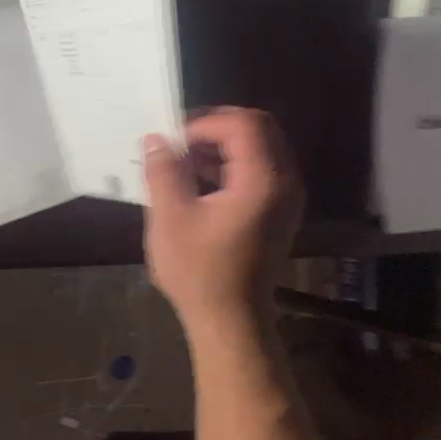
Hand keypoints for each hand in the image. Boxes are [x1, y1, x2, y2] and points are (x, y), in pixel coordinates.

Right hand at [142, 107, 302, 327]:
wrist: (228, 317)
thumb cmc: (198, 269)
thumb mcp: (170, 217)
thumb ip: (164, 171)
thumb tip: (156, 139)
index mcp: (263, 180)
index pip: (242, 124)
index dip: (204, 122)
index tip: (170, 141)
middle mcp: (284, 182)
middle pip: (257, 129)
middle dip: (213, 128)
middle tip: (176, 142)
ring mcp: (284, 197)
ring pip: (258, 148)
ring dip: (219, 147)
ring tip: (179, 163)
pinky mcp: (276, 211)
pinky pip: (257, 171)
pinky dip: (228, 166)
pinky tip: (195, 183)